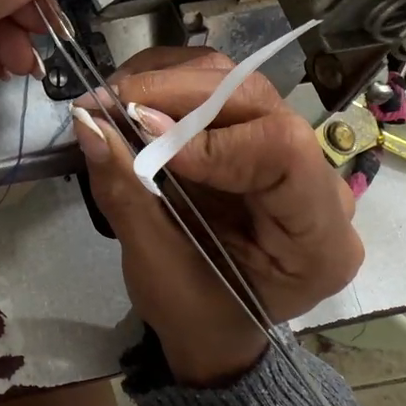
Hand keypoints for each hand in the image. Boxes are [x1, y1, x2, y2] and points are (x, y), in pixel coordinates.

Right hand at [71, 48, 362, 385]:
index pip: (284, 151)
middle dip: (174, 92)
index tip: (141, 133)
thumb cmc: (197, 314)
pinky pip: (214, 81)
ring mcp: (286, 148)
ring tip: (111, 99)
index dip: (211, 135)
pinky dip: (164, 80)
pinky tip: (129, 99)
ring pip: (231, 80)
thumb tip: (87, 122)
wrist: (212, 325)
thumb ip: (125, 192)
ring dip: (164, 80)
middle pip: (254, 100)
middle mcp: (318, 180)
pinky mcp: (252, 128)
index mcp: (318, 237)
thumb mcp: (156, 266)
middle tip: (108, 101)